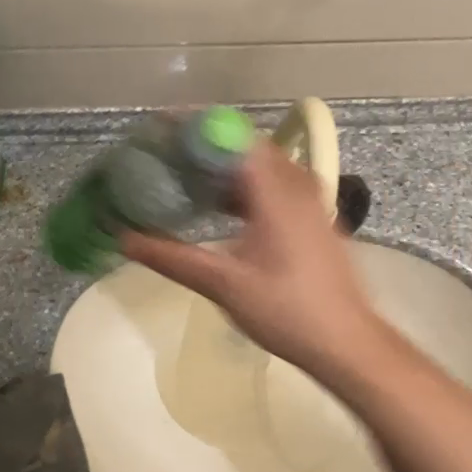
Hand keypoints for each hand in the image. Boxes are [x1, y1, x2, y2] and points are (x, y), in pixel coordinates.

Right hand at [124, 140, 397, 381]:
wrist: (349, 344)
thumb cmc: (288, 312)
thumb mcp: (223, 285)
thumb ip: (172, 257)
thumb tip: (123, 238)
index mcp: (274, 191)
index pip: (230, 135)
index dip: (193, 127)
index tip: (157, 131)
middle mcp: (295, 185)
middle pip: (244, 144)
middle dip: (202, 144)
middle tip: (162, 154)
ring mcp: (308, 200)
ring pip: (260, 164)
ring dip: (222, 164)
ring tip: (181, 175)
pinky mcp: (312, 218)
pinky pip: (272, 183)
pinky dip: (241, 183)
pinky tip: (216, 206)